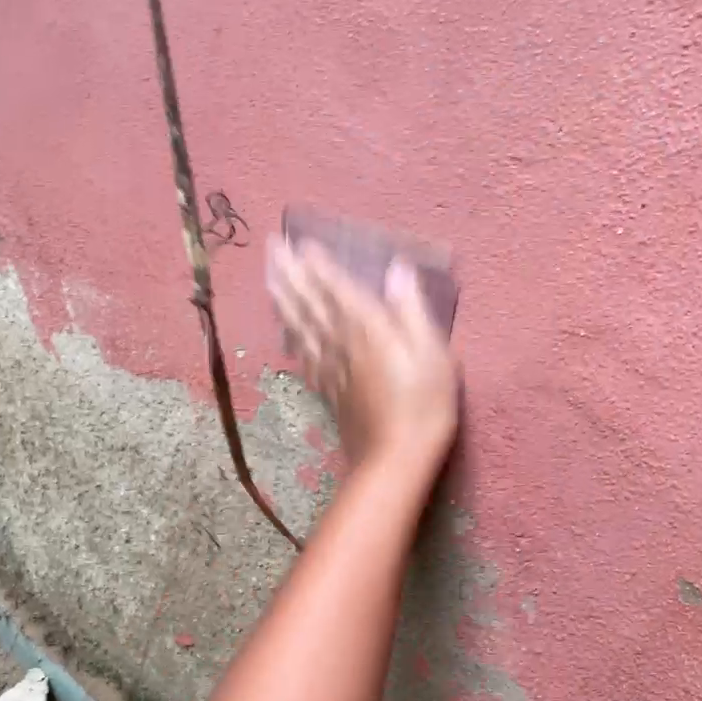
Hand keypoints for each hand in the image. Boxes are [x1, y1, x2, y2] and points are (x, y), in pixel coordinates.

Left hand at [267, 235, 460, 469]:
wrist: (396, 459)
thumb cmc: (424, 405)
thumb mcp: (433, 353)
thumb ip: (411, 309)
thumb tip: (397, 269)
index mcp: (369, 329)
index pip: (337, 288)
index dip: (318, 265)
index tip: (299, 241)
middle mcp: (343, 344)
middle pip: (310, 303)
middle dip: (289, 273)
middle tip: (270, 247)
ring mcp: (333, 370)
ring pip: (300, 327)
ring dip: (283, 300)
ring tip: (268, 278)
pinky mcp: (331, 393)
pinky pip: (305, 359)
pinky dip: (292, 341)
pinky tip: (285, 334)